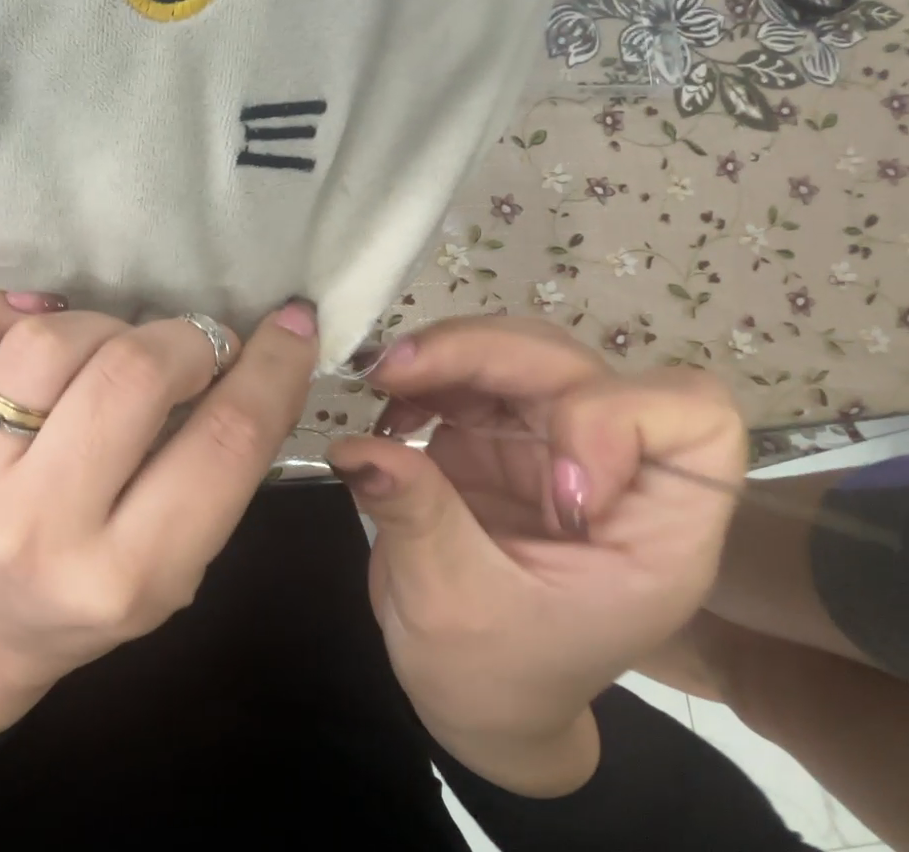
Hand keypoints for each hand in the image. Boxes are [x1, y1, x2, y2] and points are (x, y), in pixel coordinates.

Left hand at [0, 289, 319, 732]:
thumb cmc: (93, 605)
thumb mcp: (178, 571)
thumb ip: (216, 479)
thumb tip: (257, 362)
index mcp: (126, 571)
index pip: (221, 445)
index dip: (271, 371)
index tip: (290, 330)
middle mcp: (43, 520)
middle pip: (128, 378)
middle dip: (187, 342)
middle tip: (199, 351)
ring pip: (42, 348)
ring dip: (103, 326)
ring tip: (121, 349)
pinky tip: (30, 313)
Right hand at [327, 317, 746, 795]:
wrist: (469, 691)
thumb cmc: (491, 671)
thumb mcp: (453, 603)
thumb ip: (416, 518)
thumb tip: (357, 449)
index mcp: (652, 528)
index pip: (688, 423)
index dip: (616, 421)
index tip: (545, 485)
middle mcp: (609, 472)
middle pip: (580, 369)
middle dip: (489, 355)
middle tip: (396, 369)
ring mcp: (545, 450)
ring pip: (519, 358)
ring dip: (448, 353)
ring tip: (381, 376)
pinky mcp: (488, 443)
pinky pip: (463, 380)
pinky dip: (421, 377)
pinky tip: (385, 405)